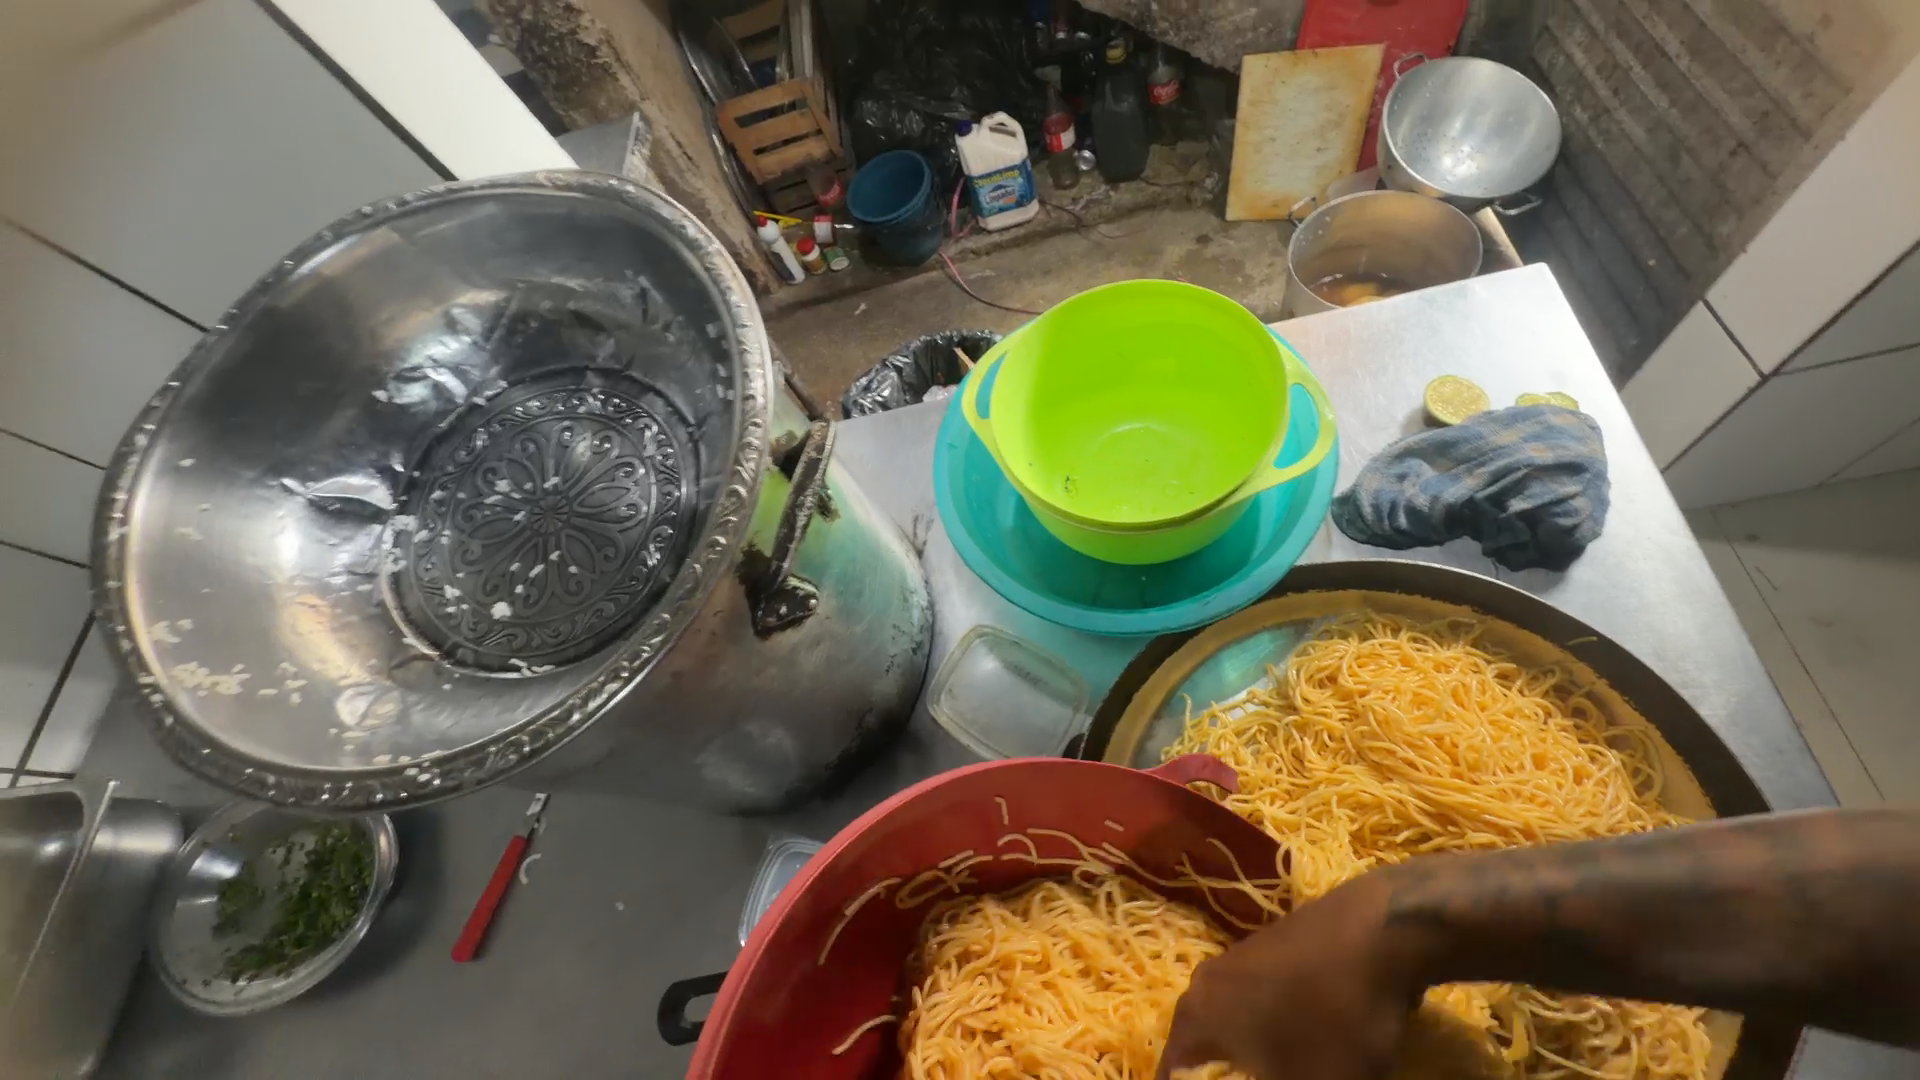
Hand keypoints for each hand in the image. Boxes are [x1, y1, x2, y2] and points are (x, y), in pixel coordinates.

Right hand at [1158, 869, 1425, 1079]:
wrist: (1373, 934)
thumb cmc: (1334, 1019)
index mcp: (1196, 1016)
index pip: (1173, 1070)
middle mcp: (1203, 982)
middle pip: (1196, 1045)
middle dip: (1218, 1072)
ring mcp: (1234, 959)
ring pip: (1226, 1021)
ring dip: (1243, 1054)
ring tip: (1272, 1071)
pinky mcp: (1265, 948)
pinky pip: (1252, 1002)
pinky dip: (1265, 1029)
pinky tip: (1299, 1041)